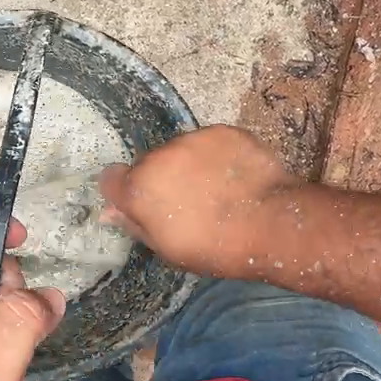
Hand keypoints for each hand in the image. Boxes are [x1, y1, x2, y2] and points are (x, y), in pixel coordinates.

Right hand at [99, 125, 301, 274]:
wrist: (271, 223)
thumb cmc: (215, 247)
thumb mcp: (167, 249)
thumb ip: (134, 225)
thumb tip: (109, 212)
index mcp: (139, 189)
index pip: (110, 179)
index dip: (123, 192)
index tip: (142, 205)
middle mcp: (158, 157)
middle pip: (147, 164)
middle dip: (159, 180)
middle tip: (187, 203)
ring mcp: (191, 140)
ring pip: (178, 151)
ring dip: (187, 165)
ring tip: (215, 190)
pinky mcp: (221, 131)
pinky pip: (208, 142)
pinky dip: (215, 156)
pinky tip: (234, 176)